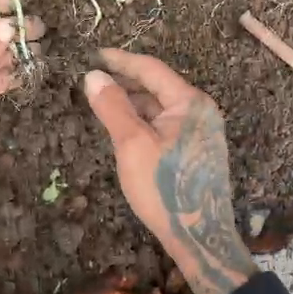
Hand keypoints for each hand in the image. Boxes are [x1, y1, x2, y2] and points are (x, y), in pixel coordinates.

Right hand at [84, 50, 256, 293]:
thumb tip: (93, 75)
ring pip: (159, 107)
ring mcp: (200, 133)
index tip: (94, 55)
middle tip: (92, 79)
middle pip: (156, 86)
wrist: (200, 238)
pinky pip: (164, 125)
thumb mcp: (132, 144)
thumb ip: (113, 106)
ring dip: (132, 103)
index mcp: (190, 102)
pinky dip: (142, 121)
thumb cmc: (165, 187)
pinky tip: (123, 129)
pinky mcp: (195, 152)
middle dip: (124, 81)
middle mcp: (200, 111)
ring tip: (102, 102)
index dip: (120, 60)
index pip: (150, 68)